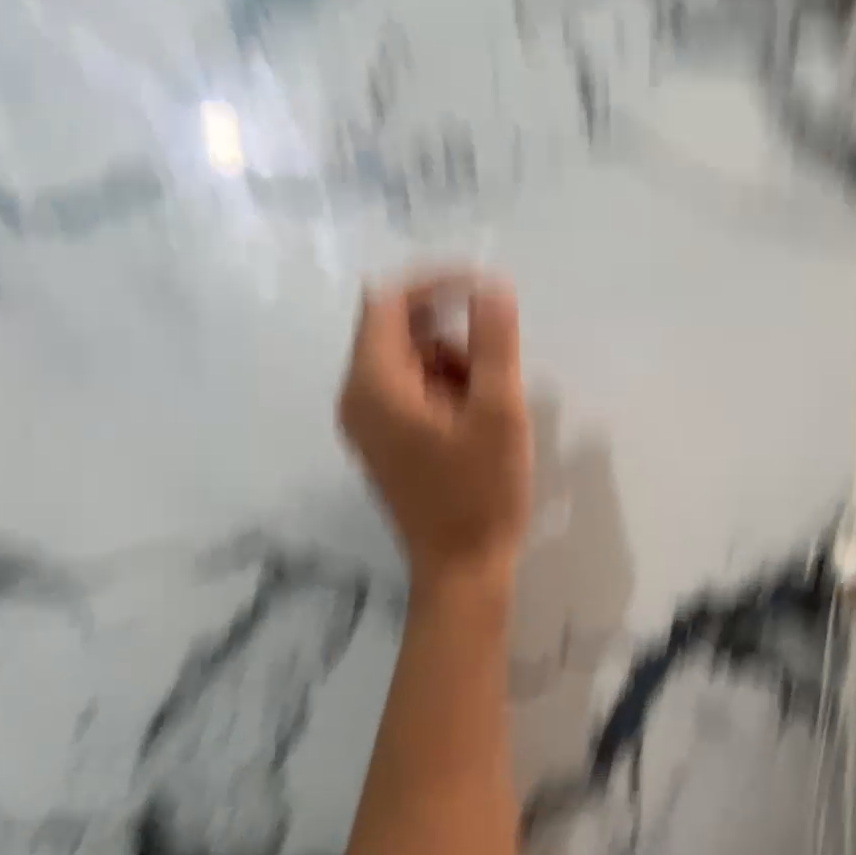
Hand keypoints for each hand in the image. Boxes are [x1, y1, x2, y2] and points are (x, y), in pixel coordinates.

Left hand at [339, 271, 532, 578]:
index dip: (437, 284)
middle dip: (453, 337)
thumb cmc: (481, 492)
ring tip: (491, 408)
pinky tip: (477, 428)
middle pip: (399, 333)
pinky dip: (446, 394)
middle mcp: (357, 398)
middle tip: (498, 370)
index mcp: (373, 384)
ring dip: (454, 368)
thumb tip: (490, 286)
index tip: (486, 289)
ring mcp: (368, 425)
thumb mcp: (498, 412)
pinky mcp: (386, 446)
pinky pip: (411, 395)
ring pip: (411, 365)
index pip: (389, 303)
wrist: (462, 570)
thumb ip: (494, 343)